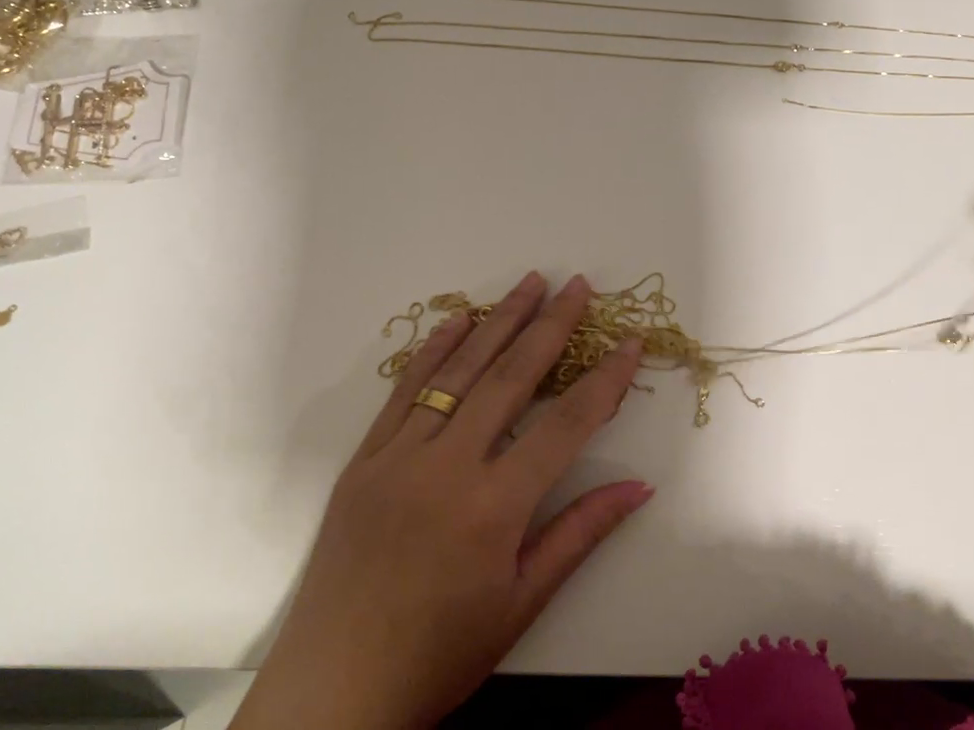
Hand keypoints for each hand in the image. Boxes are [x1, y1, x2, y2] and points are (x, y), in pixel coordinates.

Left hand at [231, 272, 652, 729]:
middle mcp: (446, 468)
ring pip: (457, 373)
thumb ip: (581, 533)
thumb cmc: (441, 653)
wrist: (334, 692)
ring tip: (529, 284)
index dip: (606, 378)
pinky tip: (458, 321)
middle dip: (551, 326)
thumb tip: (640, 486)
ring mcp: (397, 459)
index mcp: (494, 507)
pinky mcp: (361, 463)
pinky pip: (402, 393)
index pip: (566, 423)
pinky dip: (433, 351)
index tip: (630, 342)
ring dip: (497, 322)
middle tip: (578, 285)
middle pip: (511, 378)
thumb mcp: (523, 602)